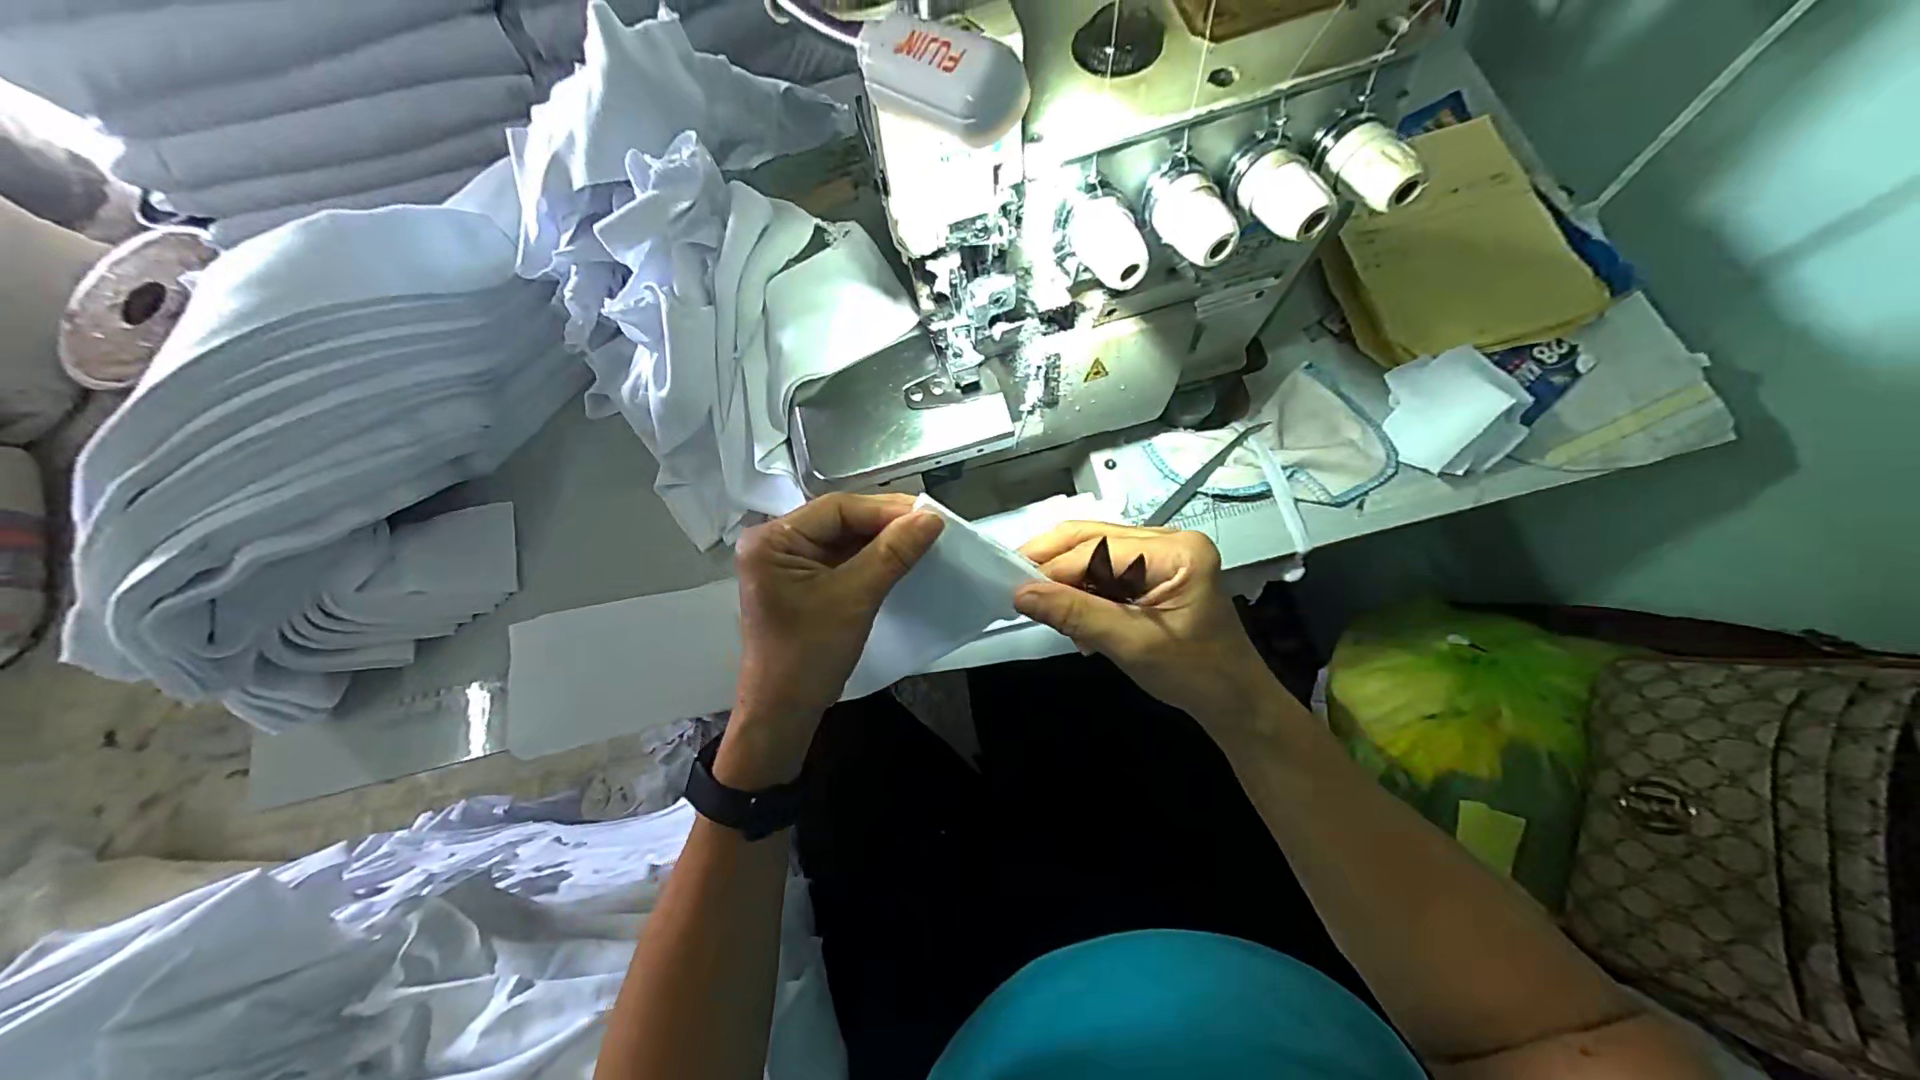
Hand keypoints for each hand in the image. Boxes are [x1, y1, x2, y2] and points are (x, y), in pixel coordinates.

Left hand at [723, 494, 943, 786]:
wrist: (783, 713)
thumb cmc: (808, 655)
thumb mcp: (854, 598)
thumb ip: (892, 553)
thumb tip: (931, 519)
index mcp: (772, 540)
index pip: (837, 508)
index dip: (885, 510)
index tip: (929, 516)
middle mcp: (774, 543)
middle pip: (840, 519)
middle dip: (885, 523)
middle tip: (930, 525)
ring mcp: (787, 563)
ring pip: (843, 538)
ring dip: (881, 539)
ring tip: (922, 539)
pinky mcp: (802, 581)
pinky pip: (841, 558)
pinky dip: (871, 558)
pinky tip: (899, 557)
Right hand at [1015, 523, 1286, 734]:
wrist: (1234, 700)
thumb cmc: (1195, 675)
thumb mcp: (1132, 644)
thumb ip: (1076, 614)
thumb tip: (1022, 594)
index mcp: (1177, 551)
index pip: (1098, 549)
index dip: (1053, 568)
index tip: (1015, 588)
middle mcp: (1169, 540)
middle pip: (1093, 537)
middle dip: (1052, 562)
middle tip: (1013, 582)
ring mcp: (1161, 553)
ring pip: (1093, 552)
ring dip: (1065, 580)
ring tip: (1044, 608)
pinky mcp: (1152, 570)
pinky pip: (1104, 569)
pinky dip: (1082, 591)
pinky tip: (1073, 618)